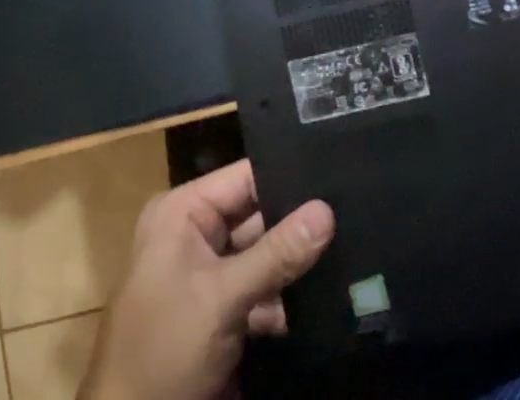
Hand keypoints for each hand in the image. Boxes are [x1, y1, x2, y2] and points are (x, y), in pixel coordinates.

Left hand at [78, 159, 334, 399]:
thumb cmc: (164, 347)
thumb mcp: (222, 296)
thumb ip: (277, 253)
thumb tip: (328, 210)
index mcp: (183, 214)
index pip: (246, 177)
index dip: (291, 174)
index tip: (343, 173)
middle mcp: (197, 234)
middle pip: (261, 214)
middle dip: (303, 222)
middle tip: (355, 216)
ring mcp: (211, 274)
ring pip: (268, 253)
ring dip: (302, 262)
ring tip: (355, 249)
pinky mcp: (224, 310)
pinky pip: (266, 288)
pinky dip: (291, 296)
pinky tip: (335, 292)